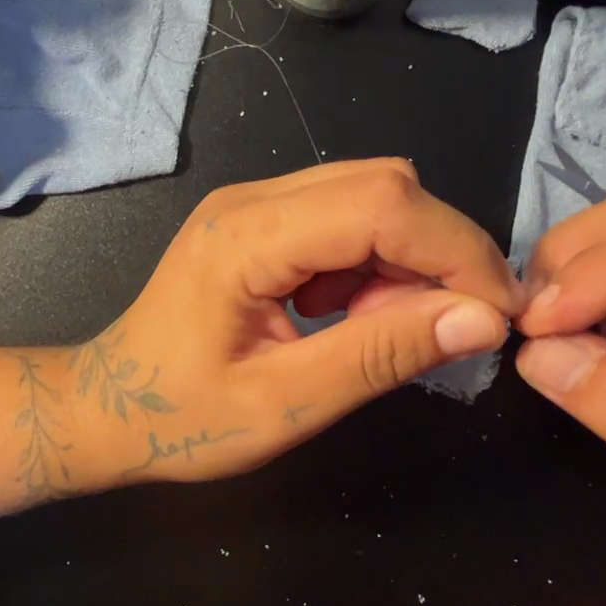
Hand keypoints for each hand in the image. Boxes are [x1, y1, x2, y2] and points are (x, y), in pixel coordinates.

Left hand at [71, 160, 524, 486]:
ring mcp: (251, 204)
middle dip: (437, 252)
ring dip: (403, 259)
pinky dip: (370, 263)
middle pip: (382, 186)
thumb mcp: (285, 404)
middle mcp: (250, 199)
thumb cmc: (180, 419)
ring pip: (368, 197)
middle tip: (449, 326)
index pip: (383, 205)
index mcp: (246, 237)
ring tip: (383, 330)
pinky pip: (341, 219)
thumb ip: (381, 355)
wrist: (106, 408)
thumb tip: (480, 319)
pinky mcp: (257, 222)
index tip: (498, 313)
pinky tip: (347, 316)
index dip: (456, 251)